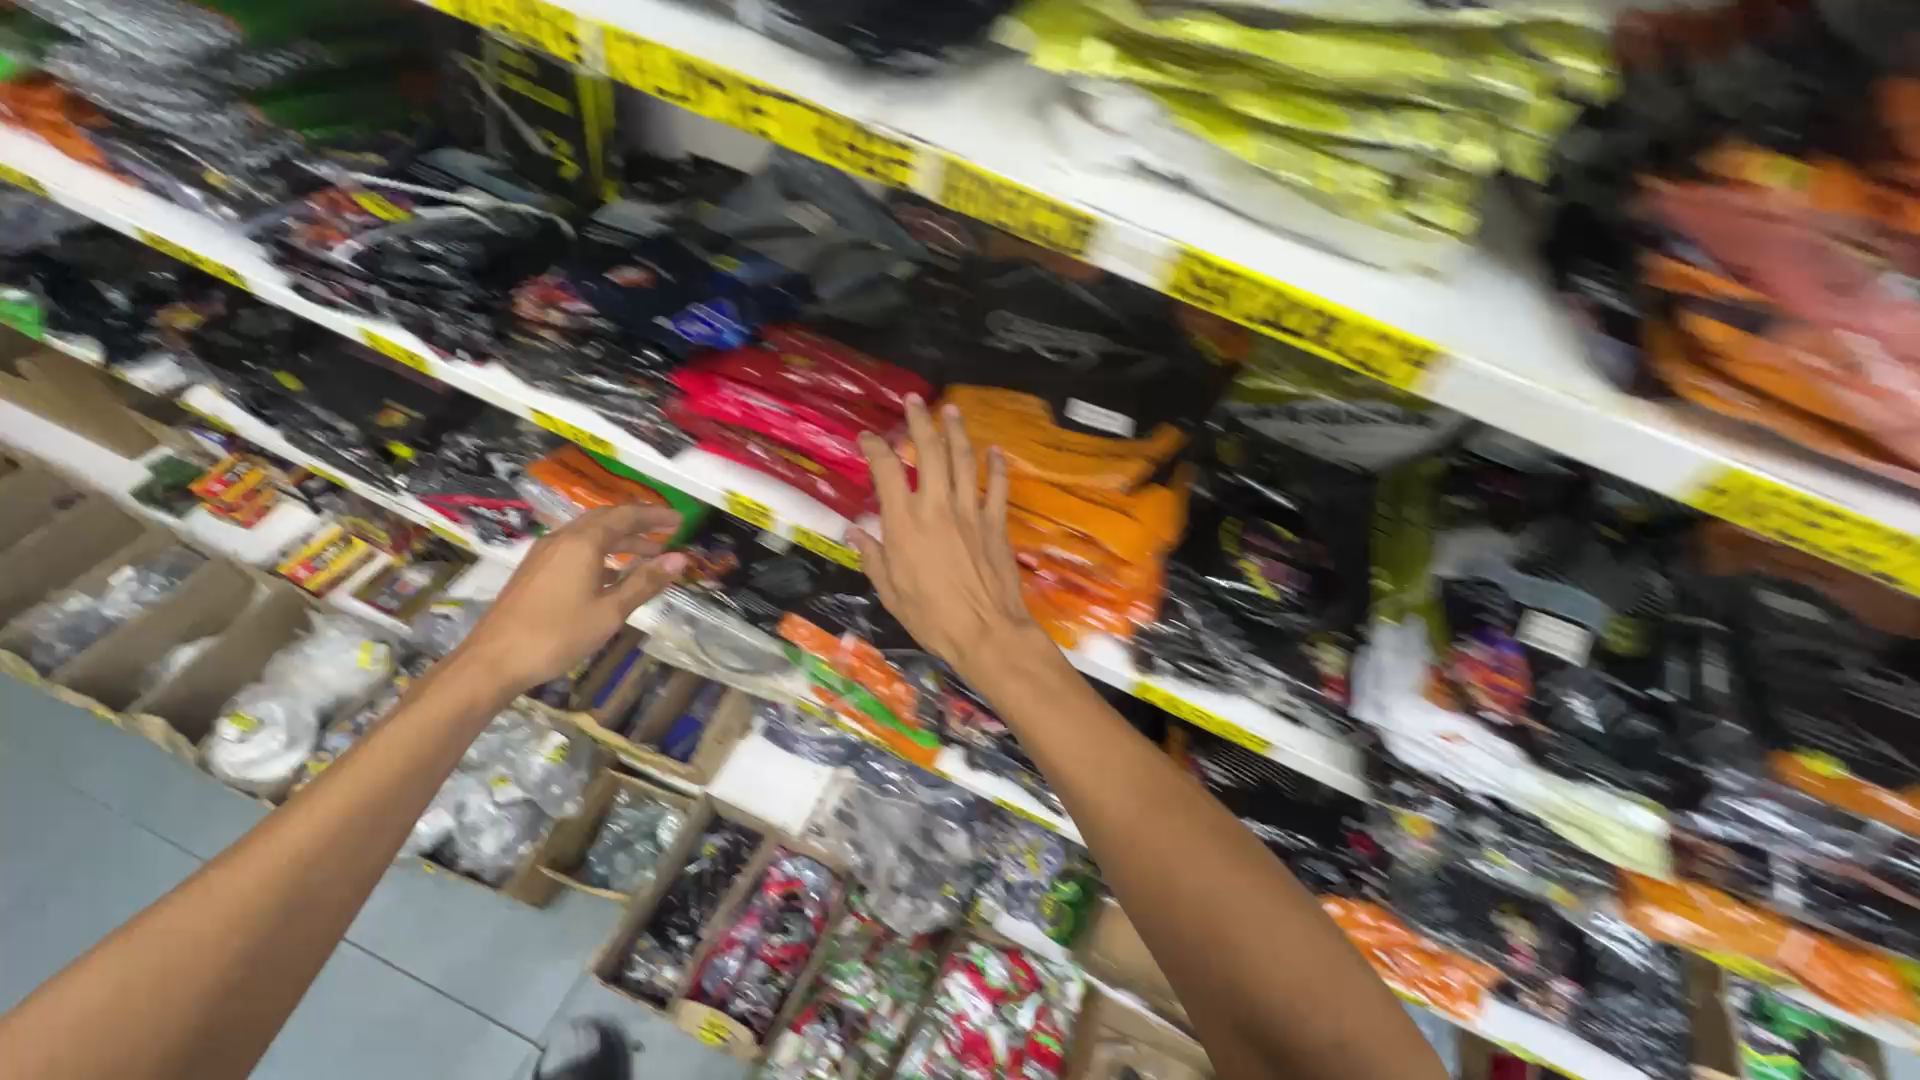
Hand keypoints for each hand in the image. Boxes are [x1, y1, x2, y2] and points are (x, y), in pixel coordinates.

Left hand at [456, 504, 686, 690]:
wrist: (494, 660)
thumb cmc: (558, 635)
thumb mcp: (610, 612)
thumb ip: (645, 582)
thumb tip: (680, 559)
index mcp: (582, 543)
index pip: (626, 517)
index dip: (655, 516)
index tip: (680, 520)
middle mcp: (563, 539)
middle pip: (606, 519)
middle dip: (639, 523)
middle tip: (668, 531)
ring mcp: (545, 553)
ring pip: (589, 534)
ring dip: (621, 539)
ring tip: (649, 553)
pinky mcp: (536, 570)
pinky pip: (576, 548)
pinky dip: (602, 552)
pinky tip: (613, 573)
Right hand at [849, 397, 1045, 681]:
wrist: (985, 631)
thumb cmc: (930, 617)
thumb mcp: (890, 592)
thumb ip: (872, 557)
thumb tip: (854, 532)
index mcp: (904, 523)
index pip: (886, 470)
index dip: (876, 447)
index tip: (868, 437)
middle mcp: (936, 506)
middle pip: (929, 451)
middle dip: (920, 421)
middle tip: (915, 401)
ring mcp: (970, 511)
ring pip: (964, 460)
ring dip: (956, 432)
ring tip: (950, 410)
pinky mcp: (996, 523)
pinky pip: (997, 486)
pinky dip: (996, 466)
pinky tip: (994, 450)